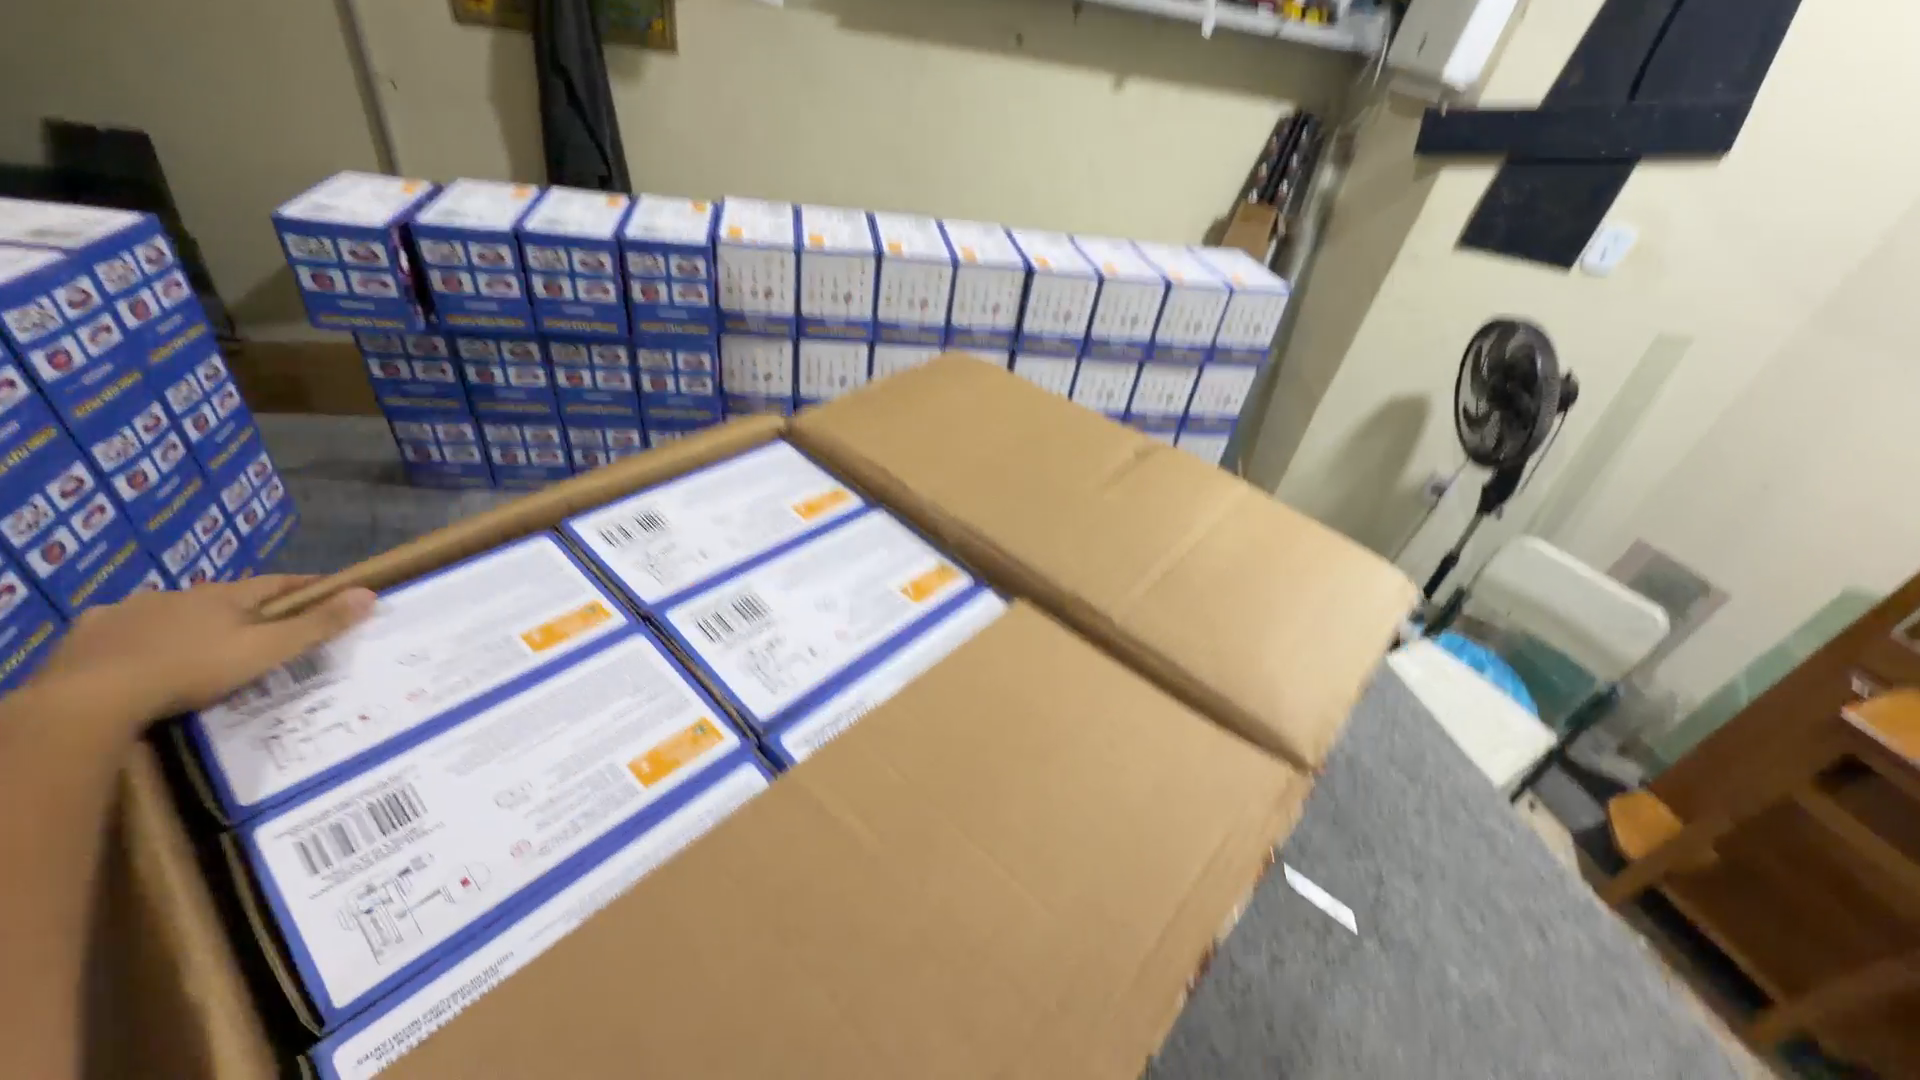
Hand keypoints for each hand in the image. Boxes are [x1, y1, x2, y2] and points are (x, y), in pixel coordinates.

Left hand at [33, 575, 375, 736]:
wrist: (93, 697)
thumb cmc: (193, 670)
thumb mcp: (267, 651)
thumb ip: (317, 625)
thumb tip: (369, 593)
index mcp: (224, 597)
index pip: (277, 584)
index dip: (306, 586)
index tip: (331, 590)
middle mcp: (178, 595)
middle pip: (224, 598)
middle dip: (245, 610)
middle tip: (261, 632)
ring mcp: (130, 612)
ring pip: (172, 612)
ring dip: (190, 623)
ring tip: (199, 649)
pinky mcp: (91, 634)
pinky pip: (124, 630)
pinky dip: (141, 638)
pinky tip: (140, 657)